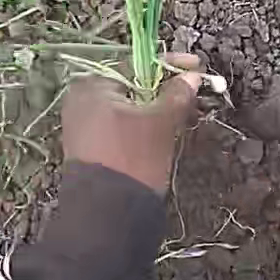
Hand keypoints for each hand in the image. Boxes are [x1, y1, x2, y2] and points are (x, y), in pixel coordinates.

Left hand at [61, 54, 202, 192]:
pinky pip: (123, 125)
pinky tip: (166, 129)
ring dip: (158, 107)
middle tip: (193, 91)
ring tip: (185, 111)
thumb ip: (176, 94)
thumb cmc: (132, 158)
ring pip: (130, 107)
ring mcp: (85, 126)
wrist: (108, 216)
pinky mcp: (93, 148)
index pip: (136, 64)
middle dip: (165, 88)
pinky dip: (145, 124)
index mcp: (92, 87)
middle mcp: (83, 102)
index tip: (196, 66)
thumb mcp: (160, 121)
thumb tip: (192, 76)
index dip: (169, 64)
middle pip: (132, 85)